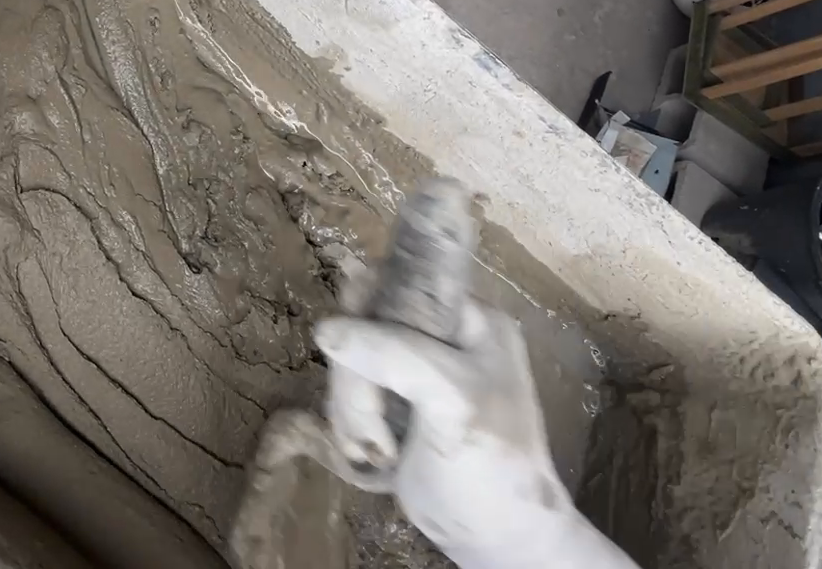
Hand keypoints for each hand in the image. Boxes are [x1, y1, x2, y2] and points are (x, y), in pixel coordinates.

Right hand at [314, 304, 635, 568]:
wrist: (497, 543)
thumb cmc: (492, 469)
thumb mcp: (453, 401)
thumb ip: (395, 354)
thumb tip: (324, 329)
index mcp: (466, 316)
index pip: (395, 279)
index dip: (366, 310)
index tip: (359, 353)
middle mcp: (436, 331)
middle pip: (359, 319)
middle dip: (354, 373)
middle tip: (371, 416)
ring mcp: (409, 365)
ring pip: (344, 354)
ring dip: (348, 403)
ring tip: (375, 445)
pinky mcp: (387, 395)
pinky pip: (342, 384)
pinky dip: (345, 417)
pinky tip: (367, 446)